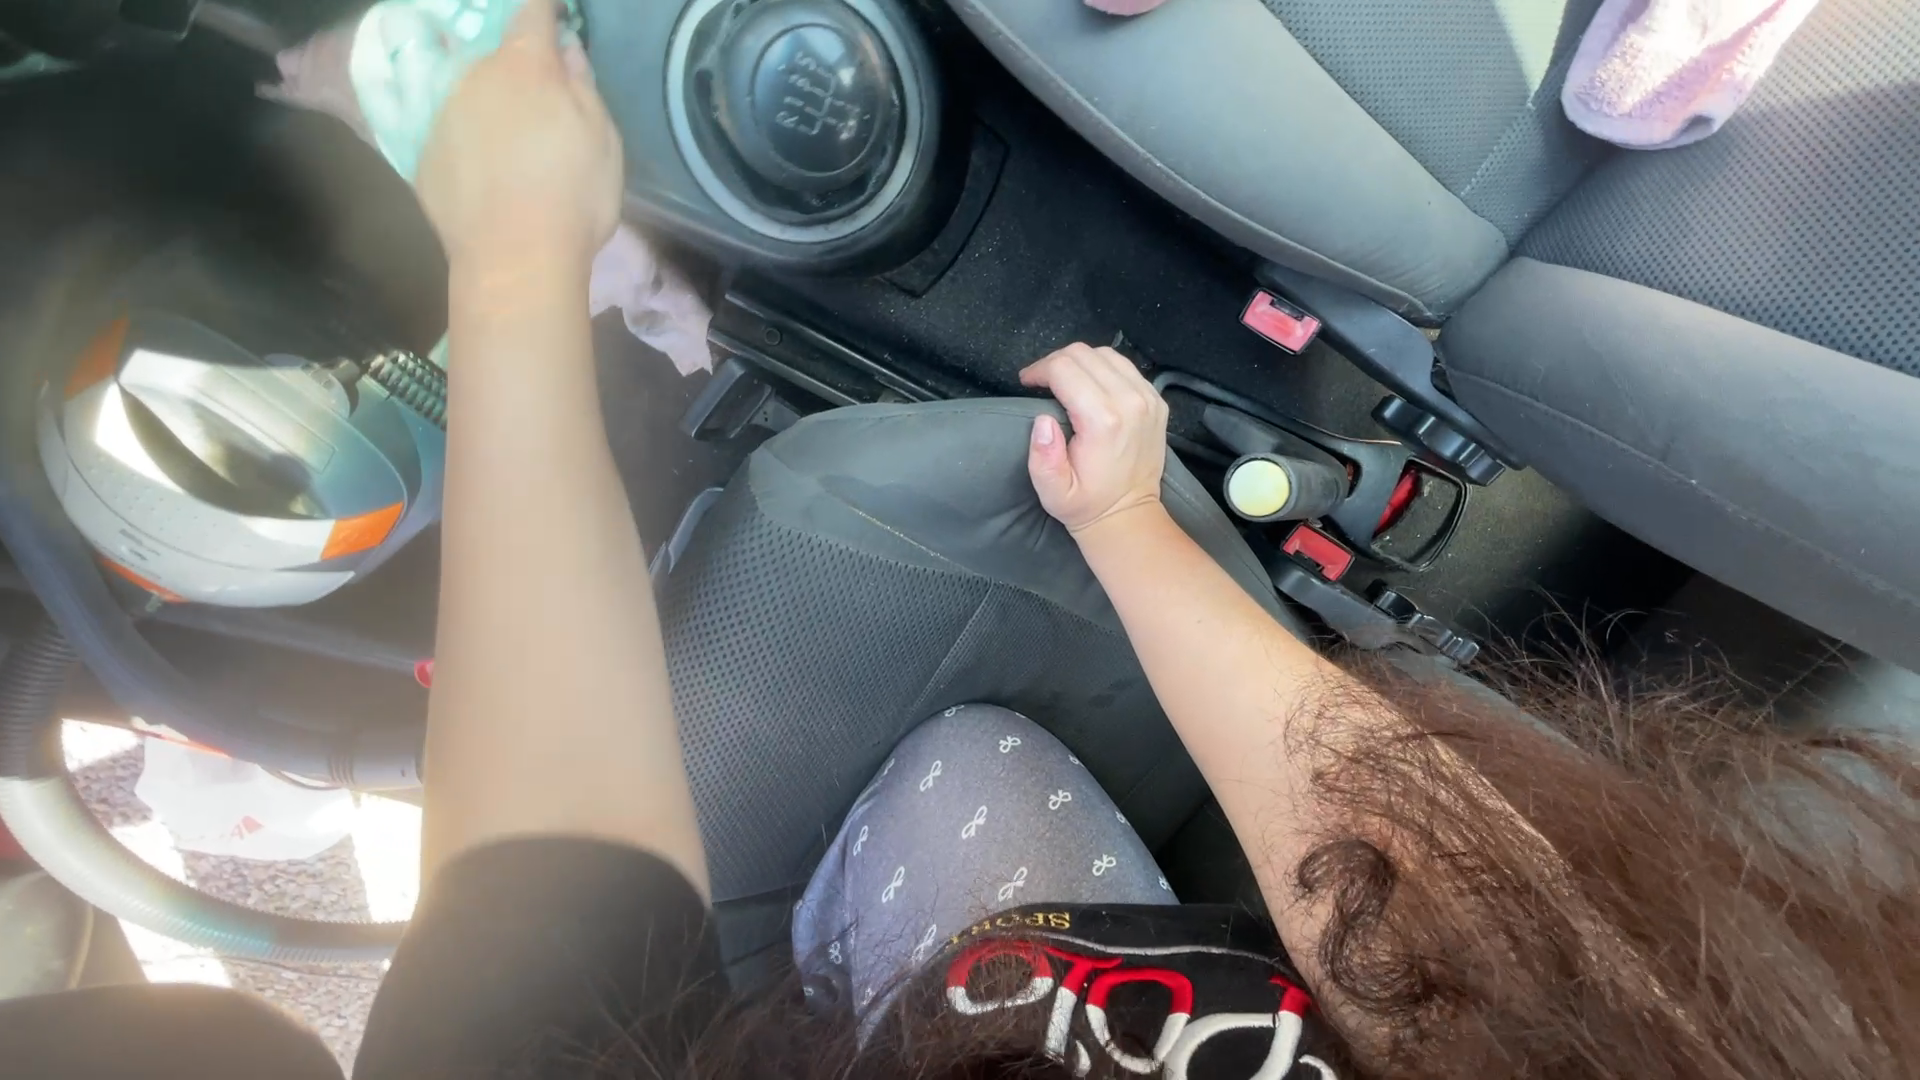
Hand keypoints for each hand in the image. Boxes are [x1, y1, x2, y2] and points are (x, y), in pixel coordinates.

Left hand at [417, 0, 622, 277]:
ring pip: (464, 87)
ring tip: (508, 138)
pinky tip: (484, 169)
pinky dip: (464, 137)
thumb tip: (568, 55)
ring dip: (484, 98)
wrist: (516, 255)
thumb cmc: (574, 197)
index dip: (545, 7)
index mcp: (527, 67)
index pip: (532, 12)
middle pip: (492, 51)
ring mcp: (441, 109)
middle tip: (536, 94)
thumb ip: (585, 91)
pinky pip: (445, 128)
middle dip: (512, 61)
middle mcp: (474, 74)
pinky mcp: (421, 149)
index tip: (554, 12)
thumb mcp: (603, 143)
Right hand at [1021, 343, 1169, 535]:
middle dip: (1055, 362)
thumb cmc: (1087, 505)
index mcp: (1103, 421)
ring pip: (1105, 354)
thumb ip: (1043, 458)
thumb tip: (1042, 420)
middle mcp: (1129, 401)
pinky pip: (1125, 366)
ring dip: (1079, 362)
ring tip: (1063, 381)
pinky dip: (1102, 368)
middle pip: (1084, 354)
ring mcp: (1147, 398)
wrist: (1129, 515)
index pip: (1064, 369)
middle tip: (1040, 381)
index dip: (1039, 370)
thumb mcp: (1054, 492)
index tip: (1027, 383)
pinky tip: (1090, 385)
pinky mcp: (1156, 401)